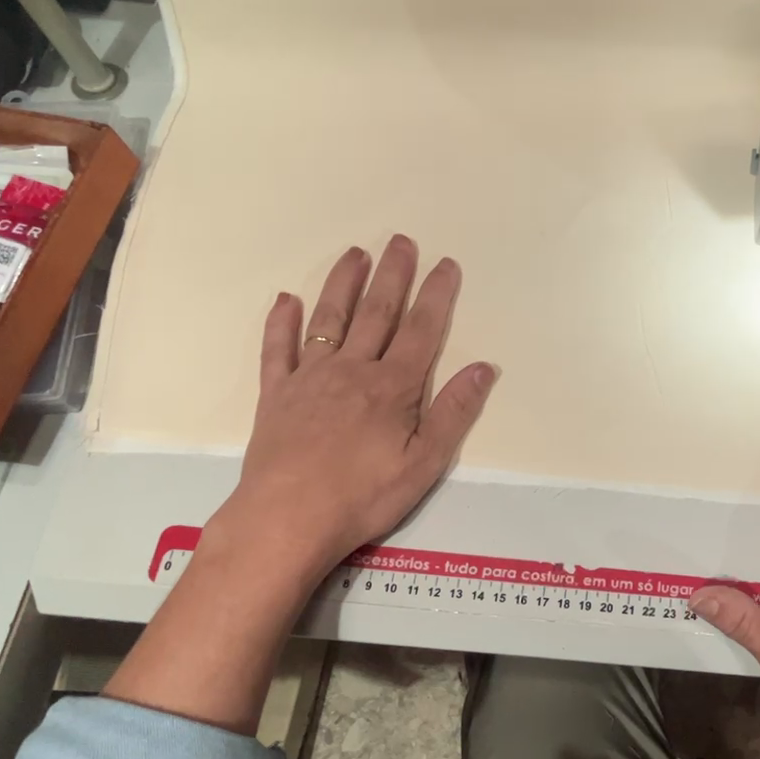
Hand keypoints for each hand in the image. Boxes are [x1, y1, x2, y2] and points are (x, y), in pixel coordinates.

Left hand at [220, 235, 496, 568]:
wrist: (288, 517)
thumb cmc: (364, 495)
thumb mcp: (425, 462)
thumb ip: (454, 412)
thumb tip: (484, 367)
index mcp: (393, 388)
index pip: (422, 332)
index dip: (436, 296)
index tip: (446, 264)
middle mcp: (352, 370)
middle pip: (376, 314)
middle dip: (392, 276)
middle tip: (401, 241)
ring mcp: (309, 379)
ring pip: (329, 320)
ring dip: (343, 284)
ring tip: (355, 253)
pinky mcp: (275, 394)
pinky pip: (278, 349)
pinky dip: (282, 322)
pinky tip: (286, 300)